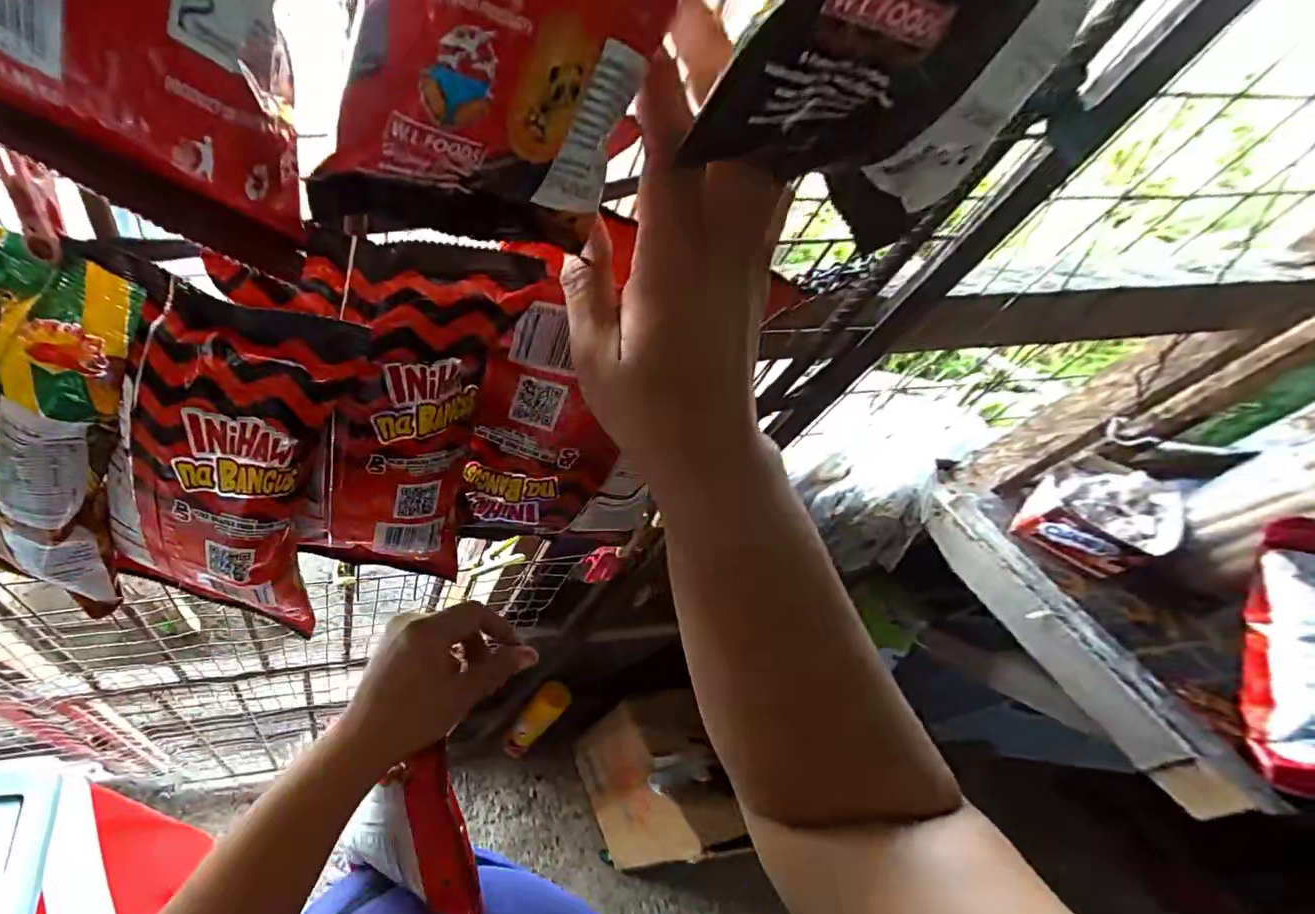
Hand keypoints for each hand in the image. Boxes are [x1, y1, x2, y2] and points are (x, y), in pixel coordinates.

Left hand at [328, 601, 538, 774]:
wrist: (365, 737)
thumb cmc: (416, 717)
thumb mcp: (463, 694)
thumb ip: (497, 669)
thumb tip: (529, 654)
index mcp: (427, 627)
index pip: (474, 611)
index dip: (500, 628)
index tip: (514, 652)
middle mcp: (409, 620)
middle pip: (457, 621)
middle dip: (479, 645)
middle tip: (487, 678)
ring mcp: (393, 631)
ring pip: (440, 631)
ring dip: (460, 651)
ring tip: (462, 684)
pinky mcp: (386, 644)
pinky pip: (422, 639)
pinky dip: (439, 654)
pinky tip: (438, 683)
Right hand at [561, 0, 790, 467]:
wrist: (707, 443)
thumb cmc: (643, 408)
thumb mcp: (593, 355)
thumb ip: (584, 288)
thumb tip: (575, 237)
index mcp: (673, 268)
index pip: (673, 164)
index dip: (661, 99)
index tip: (641, 43)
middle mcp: (722, 246)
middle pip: (731, 137)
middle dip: (713, 63)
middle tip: (683, 13)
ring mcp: (748, 252)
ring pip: (758, 151)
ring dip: (736, 93)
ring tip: (708, 50)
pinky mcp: (756, 264)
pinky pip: (766, 184)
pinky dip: (753, 138)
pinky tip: (734, 124)